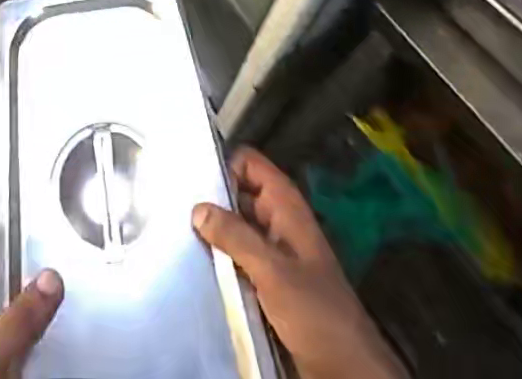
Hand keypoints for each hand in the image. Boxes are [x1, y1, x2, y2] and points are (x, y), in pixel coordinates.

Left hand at [0, 261, 62, 378]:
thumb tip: (51, 276)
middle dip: (36, 303)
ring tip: (66, 330)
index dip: (24, 266)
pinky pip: (21, 356)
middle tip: (67, 303)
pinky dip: (37, 357)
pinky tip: (54, 359)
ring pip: (19, 329)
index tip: (57, 269)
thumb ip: (18, 318)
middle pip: (9, 298)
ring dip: (40, 332)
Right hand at [193, 148, 406, 378]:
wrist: (348, 371)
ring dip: (214, 233)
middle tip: (174, 208)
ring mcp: (274, 253)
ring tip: (177, 235)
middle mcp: (279, 222)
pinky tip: (195, 266)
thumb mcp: (273, 271)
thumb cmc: (316, 313)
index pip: (250, 164)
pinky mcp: (268, 283)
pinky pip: (238, 259)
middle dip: (211, 200)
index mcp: (286, 207)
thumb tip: (198, 208)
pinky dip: (220, 259)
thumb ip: (236, 237)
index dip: (224, 165)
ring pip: (236, 229)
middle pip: (239, 195)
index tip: (191, 179)